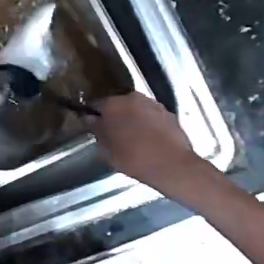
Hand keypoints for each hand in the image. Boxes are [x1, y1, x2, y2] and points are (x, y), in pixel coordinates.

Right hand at [88, 94, 208, 193]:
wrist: (173, 165)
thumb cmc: (134, 159)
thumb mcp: (107, 150)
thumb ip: (97, 131)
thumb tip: (91, 120)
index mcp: (113, 104)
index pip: (96, 104)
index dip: (93, 115)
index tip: (93, 126)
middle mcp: (132, 98)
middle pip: (117, 104)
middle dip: (114, 115)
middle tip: (112, 133)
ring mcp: (152, 103)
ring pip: (135, 108)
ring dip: (131, 118)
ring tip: (132, 137)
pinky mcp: (167, 112)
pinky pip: (150, 115)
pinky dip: (146, 122)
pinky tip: (148, 138)